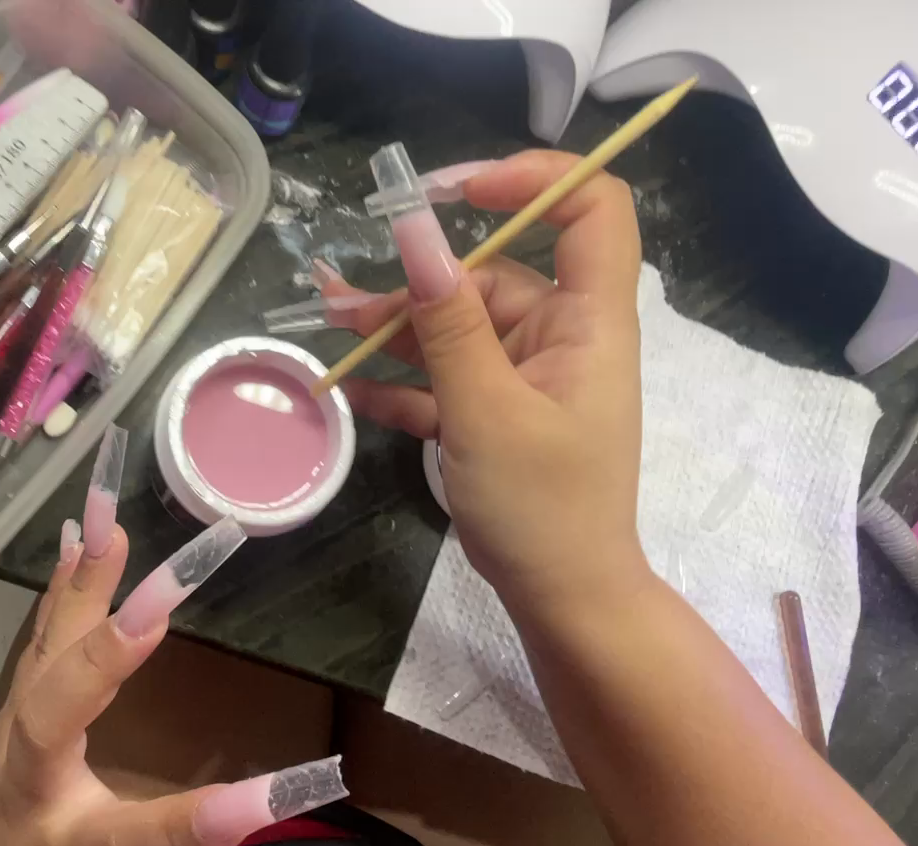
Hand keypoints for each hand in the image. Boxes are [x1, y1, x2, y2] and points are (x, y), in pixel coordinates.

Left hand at [0, 442, 347, 845]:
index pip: (133, 842)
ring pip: (46, 652)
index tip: (274, 794)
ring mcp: (15, 727)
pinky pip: (45, 631)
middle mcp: (30, 780)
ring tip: (113, 519)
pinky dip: (70, 578)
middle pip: (58, 714)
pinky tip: (91, 525)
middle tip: (166, 594)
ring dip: (84, 585)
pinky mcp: (17, 697)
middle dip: (110, 655)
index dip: (199, 824)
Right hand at [328, 151, 651, 617]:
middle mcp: (557, 336)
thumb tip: (415, 233)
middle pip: (488, 280)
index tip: (452, 193)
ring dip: (395, 334)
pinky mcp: (494, 415)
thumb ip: (449, 323)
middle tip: (339, 299)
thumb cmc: (541, 503)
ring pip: (456, 333)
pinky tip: (354, 390)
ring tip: (331, 329)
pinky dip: (404, 385)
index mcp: (586, 319)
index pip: (586, 210)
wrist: (559, 592)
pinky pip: (446, 383)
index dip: (528, 181)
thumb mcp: (486, 409)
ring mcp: (522, 378)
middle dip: (415, 287)